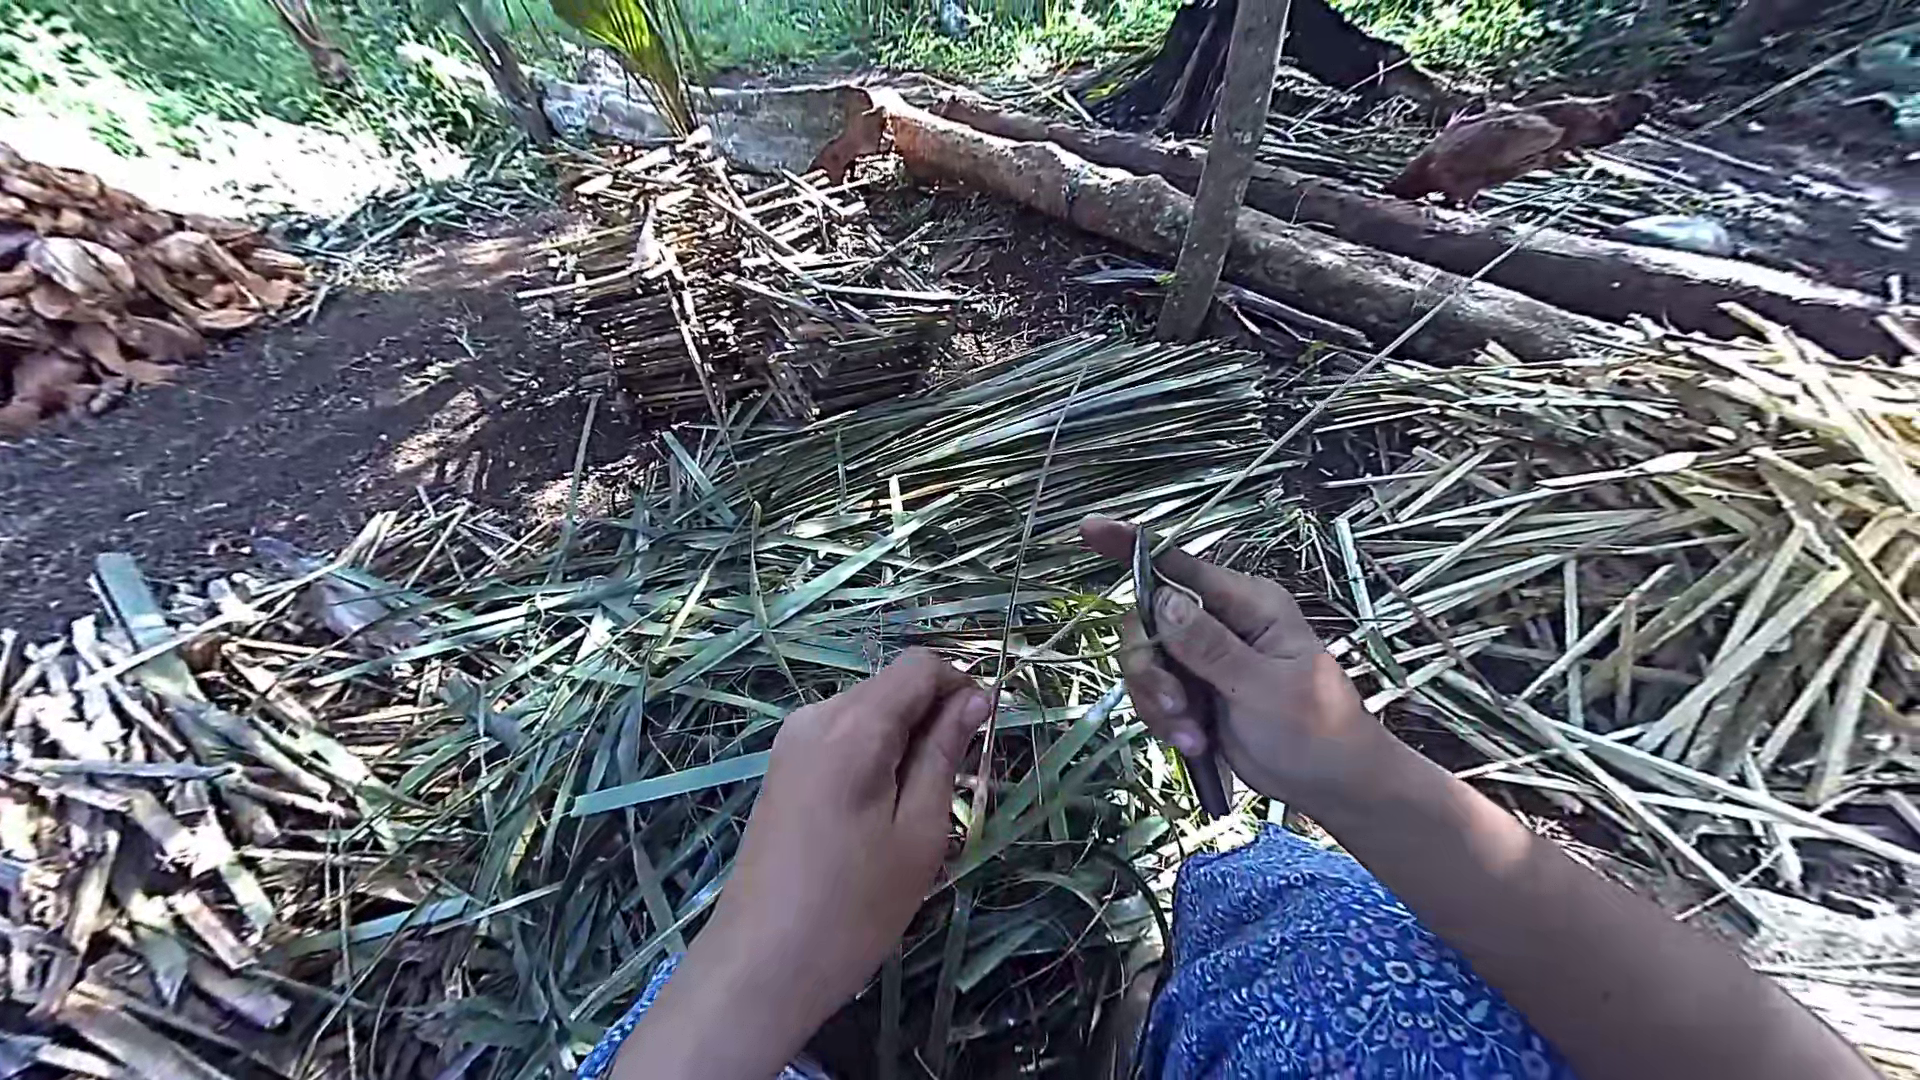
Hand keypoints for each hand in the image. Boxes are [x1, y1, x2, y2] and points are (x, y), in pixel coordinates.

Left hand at [619, 649, 987, 1079]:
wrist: (757, 971)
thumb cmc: (853, 909)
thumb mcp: (919, 830)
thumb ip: (945, 751)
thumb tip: (974, 697)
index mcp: (852, 724)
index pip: (918, 666)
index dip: (959, 686)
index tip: (981, 731)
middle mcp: (817, 715)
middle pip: (893, 685)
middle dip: (933, 714)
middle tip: (954, 778)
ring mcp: (794, 737)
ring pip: (870, 707)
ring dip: (906, 734)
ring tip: (917, 800)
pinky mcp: (784, 762)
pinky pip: (844, 731)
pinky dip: (876, 748)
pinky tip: (881, 803)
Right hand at [1080, 517, 1386, 806]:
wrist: (1331, 787)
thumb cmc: (1318, 731)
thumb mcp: (1266, 688)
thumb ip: (1210, 645)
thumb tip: (1161, 599)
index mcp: (1245, 603)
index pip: (1178, 564)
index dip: (1130, 545)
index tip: (1090, 530)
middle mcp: (1215, 619)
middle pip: (1145, 620)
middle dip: (1149, 667)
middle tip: (1176, 705)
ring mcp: (1198, 655)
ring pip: (1142, 659)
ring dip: (1157, 700)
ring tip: (1192, 734)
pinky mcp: (1188, 687)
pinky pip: (1149, 690)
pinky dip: (1162, 718)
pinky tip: (1194, 742)